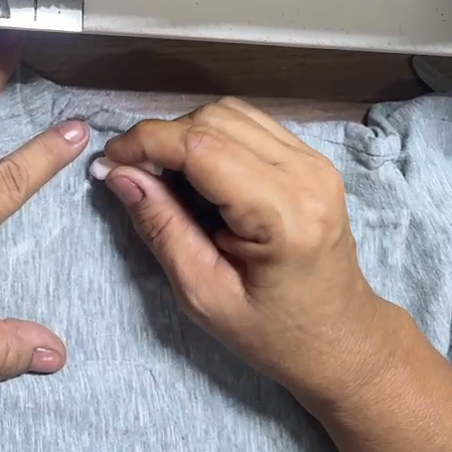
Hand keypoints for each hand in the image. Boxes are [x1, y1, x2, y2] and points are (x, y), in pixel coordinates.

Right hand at [96, 98, 398, 410]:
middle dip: (162, 138)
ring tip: (164, 173)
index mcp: (283, 214)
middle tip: (133, 173)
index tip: (110, 159)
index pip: (200, 147)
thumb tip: (118, 173)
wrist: (341, 339)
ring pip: (228, 113)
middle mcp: (305, 173)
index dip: (146, 143)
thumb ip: (160, 226)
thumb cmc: (272, 332)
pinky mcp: (311, 158)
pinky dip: (210, 136)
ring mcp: (314, 160)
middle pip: (213, 120)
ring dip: (185, 134)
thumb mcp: (202, 292)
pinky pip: (247, 123)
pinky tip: (196, 171)